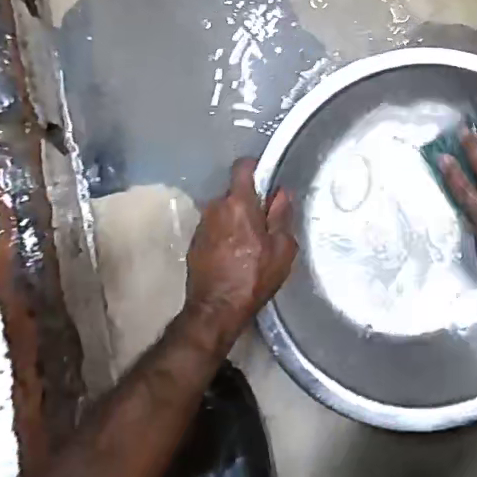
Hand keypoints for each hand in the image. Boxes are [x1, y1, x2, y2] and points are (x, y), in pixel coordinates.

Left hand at [184, 158, 299, 345]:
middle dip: (248, 202)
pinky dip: (224, 234)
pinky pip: (214, 227)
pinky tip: (233, 254)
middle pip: (234, 192)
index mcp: (238, 203)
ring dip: (235, 219)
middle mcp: (215, 207)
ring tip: (249, 243)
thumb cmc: (253, 277)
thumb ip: (281, 215)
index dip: (255, 168)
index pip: (242, 167)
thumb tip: (281, 193)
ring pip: (223, 211)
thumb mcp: (281, 248)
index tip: (266, 181)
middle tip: (263, 222)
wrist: (216, 310)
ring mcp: (201, 224)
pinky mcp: (194, 241)